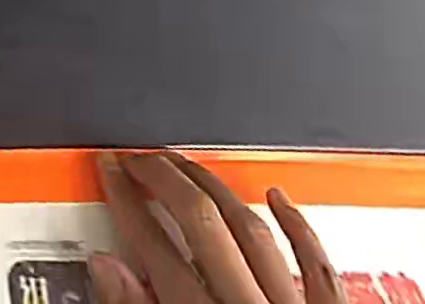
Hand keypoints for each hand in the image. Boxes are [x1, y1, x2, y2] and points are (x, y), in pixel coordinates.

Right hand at [90, 152, 342, 303]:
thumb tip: (104, 265)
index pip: (155, 247)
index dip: (124, 199)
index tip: (109, 170)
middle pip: (201, 222)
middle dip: (162, 177)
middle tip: (137, 156)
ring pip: (250, 230)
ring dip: (211, 187)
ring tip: (183, 162)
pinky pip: (320, 267)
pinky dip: (298, 226)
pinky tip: (275, 194)